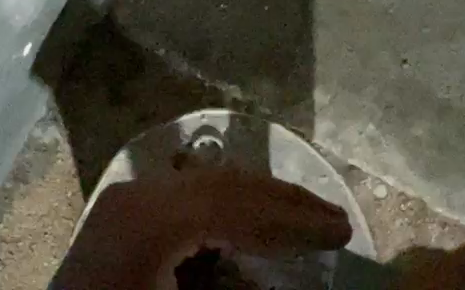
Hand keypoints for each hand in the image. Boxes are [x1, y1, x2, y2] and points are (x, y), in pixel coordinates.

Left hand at [49, 164, 352, 289]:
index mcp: (150, 218)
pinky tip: (254, 230)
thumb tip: (278, 281)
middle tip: (334, 218)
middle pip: (224, 184)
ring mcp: (127, 201)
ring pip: (206, 186)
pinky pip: (184, 202)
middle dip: (282, 201)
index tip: (341, 230)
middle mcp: (138, 194)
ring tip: (305, 219)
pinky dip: (224, 214)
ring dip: (257, 203)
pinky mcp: (122, 217)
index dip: (293, 220)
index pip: (236, 206)